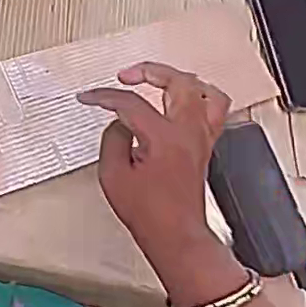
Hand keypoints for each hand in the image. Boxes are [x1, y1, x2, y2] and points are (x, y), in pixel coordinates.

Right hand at [80, 62, 230, 256]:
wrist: (175, 235)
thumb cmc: (149, 212)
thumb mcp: (112, 174)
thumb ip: (113, 139)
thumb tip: (119, 123)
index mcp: (164, 138)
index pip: (130, 102)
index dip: (104, 97)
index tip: (90, 98)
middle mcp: (189, 133)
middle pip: (178, 82)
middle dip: (148, 71)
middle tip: (126, 75)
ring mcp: (202, 138)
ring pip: (204, 91)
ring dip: (179, 79)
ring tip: (159, 79)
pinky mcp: (206, 146)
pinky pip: (215, 109)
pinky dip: (199, 97)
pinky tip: (183, 99)